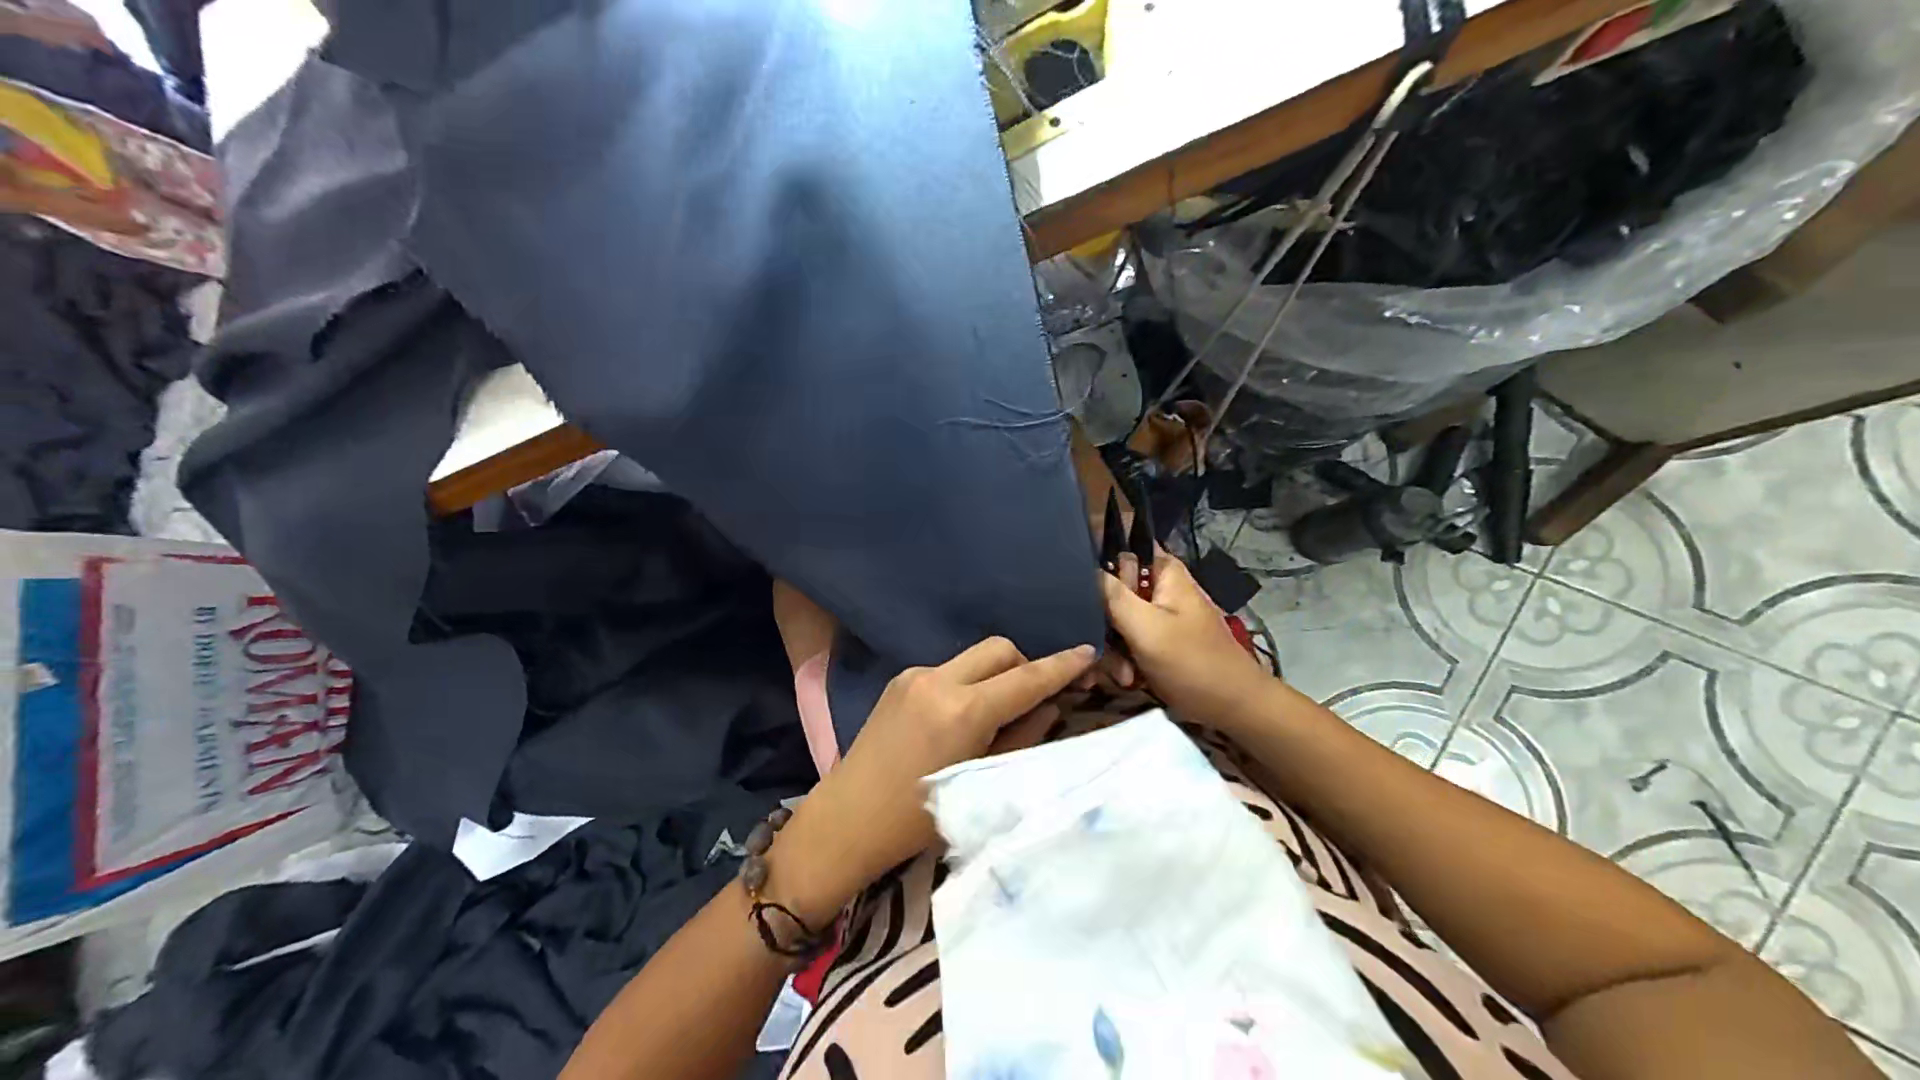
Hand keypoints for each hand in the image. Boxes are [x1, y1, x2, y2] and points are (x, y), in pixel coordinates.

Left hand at [774, 637, 1096, 920]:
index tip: (1087, 653)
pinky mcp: (899, 679)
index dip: (1061, 666)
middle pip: (1000, 649)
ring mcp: (915, 675)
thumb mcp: (982, 783)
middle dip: (1024, 665)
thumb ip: (1022, 738)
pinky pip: (949, 669)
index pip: (1026, 678)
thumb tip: (1049, 707)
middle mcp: (938, 680)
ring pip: (974, 656)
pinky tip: (960, 717)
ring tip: (995, 713)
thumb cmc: (918, 819)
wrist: (847, 818)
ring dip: (995, 674)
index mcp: (963, 711)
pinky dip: (968, 683)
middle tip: (1034, 698)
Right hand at [1099, 550, 1272, 725]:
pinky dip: (1119, 660)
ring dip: (1110, 649)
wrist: (1231, 708)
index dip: (1096, 558)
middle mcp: (1154, 588)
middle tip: (1102, 646)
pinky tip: (1124, 679)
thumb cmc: (1193, 662)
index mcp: (1161, 571)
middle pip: (1110, 588)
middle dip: (1100, 619)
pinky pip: (1121, 642)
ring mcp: (1152, 617)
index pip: (1121, 545)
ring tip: (1122, 675)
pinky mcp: (1149, 642)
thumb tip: (1082, 567)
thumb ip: (1112, 595)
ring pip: (1111, 619)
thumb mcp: (1147, 627)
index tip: (1073, 580)